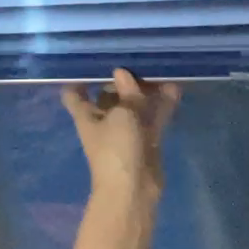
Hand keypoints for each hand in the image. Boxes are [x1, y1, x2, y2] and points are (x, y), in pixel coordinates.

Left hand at [61, 68, 181, 198]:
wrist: (133, 190)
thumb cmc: (116, 149)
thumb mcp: (122, 115)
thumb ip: (127, 93)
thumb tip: (122, 72)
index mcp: (87, 116)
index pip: (74, 94)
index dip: (79, 78)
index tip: (92, 61)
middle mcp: (104, 122)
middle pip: (109, 96)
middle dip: (121, 80)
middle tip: (137, 59)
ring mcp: (126, 132)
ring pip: (135, 106)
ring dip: (145, 91)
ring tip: (159, 71)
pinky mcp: (146, 141)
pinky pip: (153, 118)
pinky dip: (161, 105)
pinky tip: (174, 88)